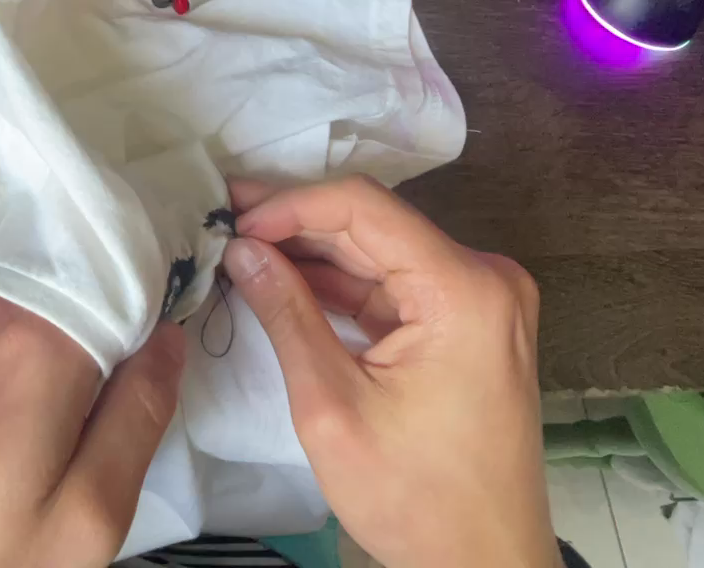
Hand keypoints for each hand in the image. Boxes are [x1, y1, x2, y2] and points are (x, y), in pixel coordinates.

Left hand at [0, 283, 184, 567]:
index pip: (129, 271)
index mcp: (42, 342)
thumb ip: (140, 417)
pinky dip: (45, 279)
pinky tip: (57, 310)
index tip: (187, 285)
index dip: (163, 277)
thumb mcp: (84, 519)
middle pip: (85, 256)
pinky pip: (12, 273)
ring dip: (84, 272)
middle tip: (155, 297)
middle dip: (125, 267)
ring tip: (112, 308)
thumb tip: (170, 336)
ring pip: (48, 260)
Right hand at [224, 177, 556, 567]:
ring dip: (306, 246)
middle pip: (368, 221)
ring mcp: (475, 295)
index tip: (234, 223)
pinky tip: (280, 271)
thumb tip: (240, 247)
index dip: (290, 205)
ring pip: (372, 246)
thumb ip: (285, 314)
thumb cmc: (413, 499)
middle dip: (291, 219)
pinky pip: (385, 278)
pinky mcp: (460, 316)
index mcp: (463, 290)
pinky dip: (332, 277)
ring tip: (240, 240)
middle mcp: (480, 275)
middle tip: (223, 216)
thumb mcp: (331, 406)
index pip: (362, 207)